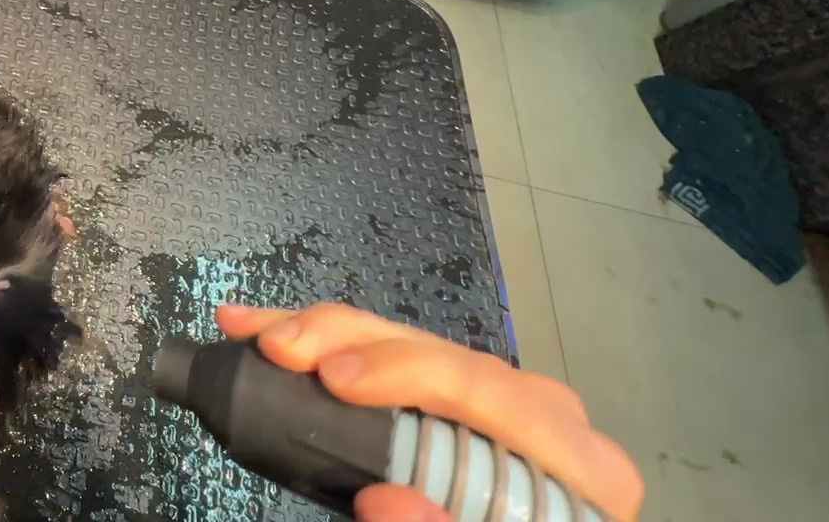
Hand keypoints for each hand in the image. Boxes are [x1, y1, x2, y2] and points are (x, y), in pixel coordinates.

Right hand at [217, 304, 642, 521]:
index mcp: (579, 472)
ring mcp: (485, 400)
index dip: (412, 373)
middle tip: (275, 347)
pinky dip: (312, 338)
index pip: (499, 395)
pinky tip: (258, 330)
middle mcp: (541, 419)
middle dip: (345, 339)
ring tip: (249, 329)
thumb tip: (386, 498)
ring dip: (315, 330)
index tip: (333, 380)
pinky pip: (374, 348)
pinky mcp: (436, 393)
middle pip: (434, 352)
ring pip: (397, 338)